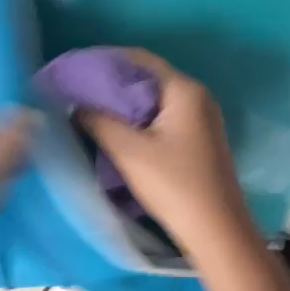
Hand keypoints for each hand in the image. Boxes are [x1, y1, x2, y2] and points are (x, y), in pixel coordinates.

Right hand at [77, 49, 256, 257]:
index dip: (103, 61)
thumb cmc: (174, 186)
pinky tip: (116, 132)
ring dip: (124, 105)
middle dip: (111, 84)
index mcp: (184, 90)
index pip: (138, 58)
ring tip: (89, 112)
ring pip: (154, 100)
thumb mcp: (128, 151)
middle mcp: (198, 97)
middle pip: (147, 78)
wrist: (216, 232)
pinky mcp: (199, 141)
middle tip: (75, 93)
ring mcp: (202, 119)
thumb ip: (98, 121)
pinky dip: (139, 120)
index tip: (73, 71)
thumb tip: (74, 104)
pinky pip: (163, 118)